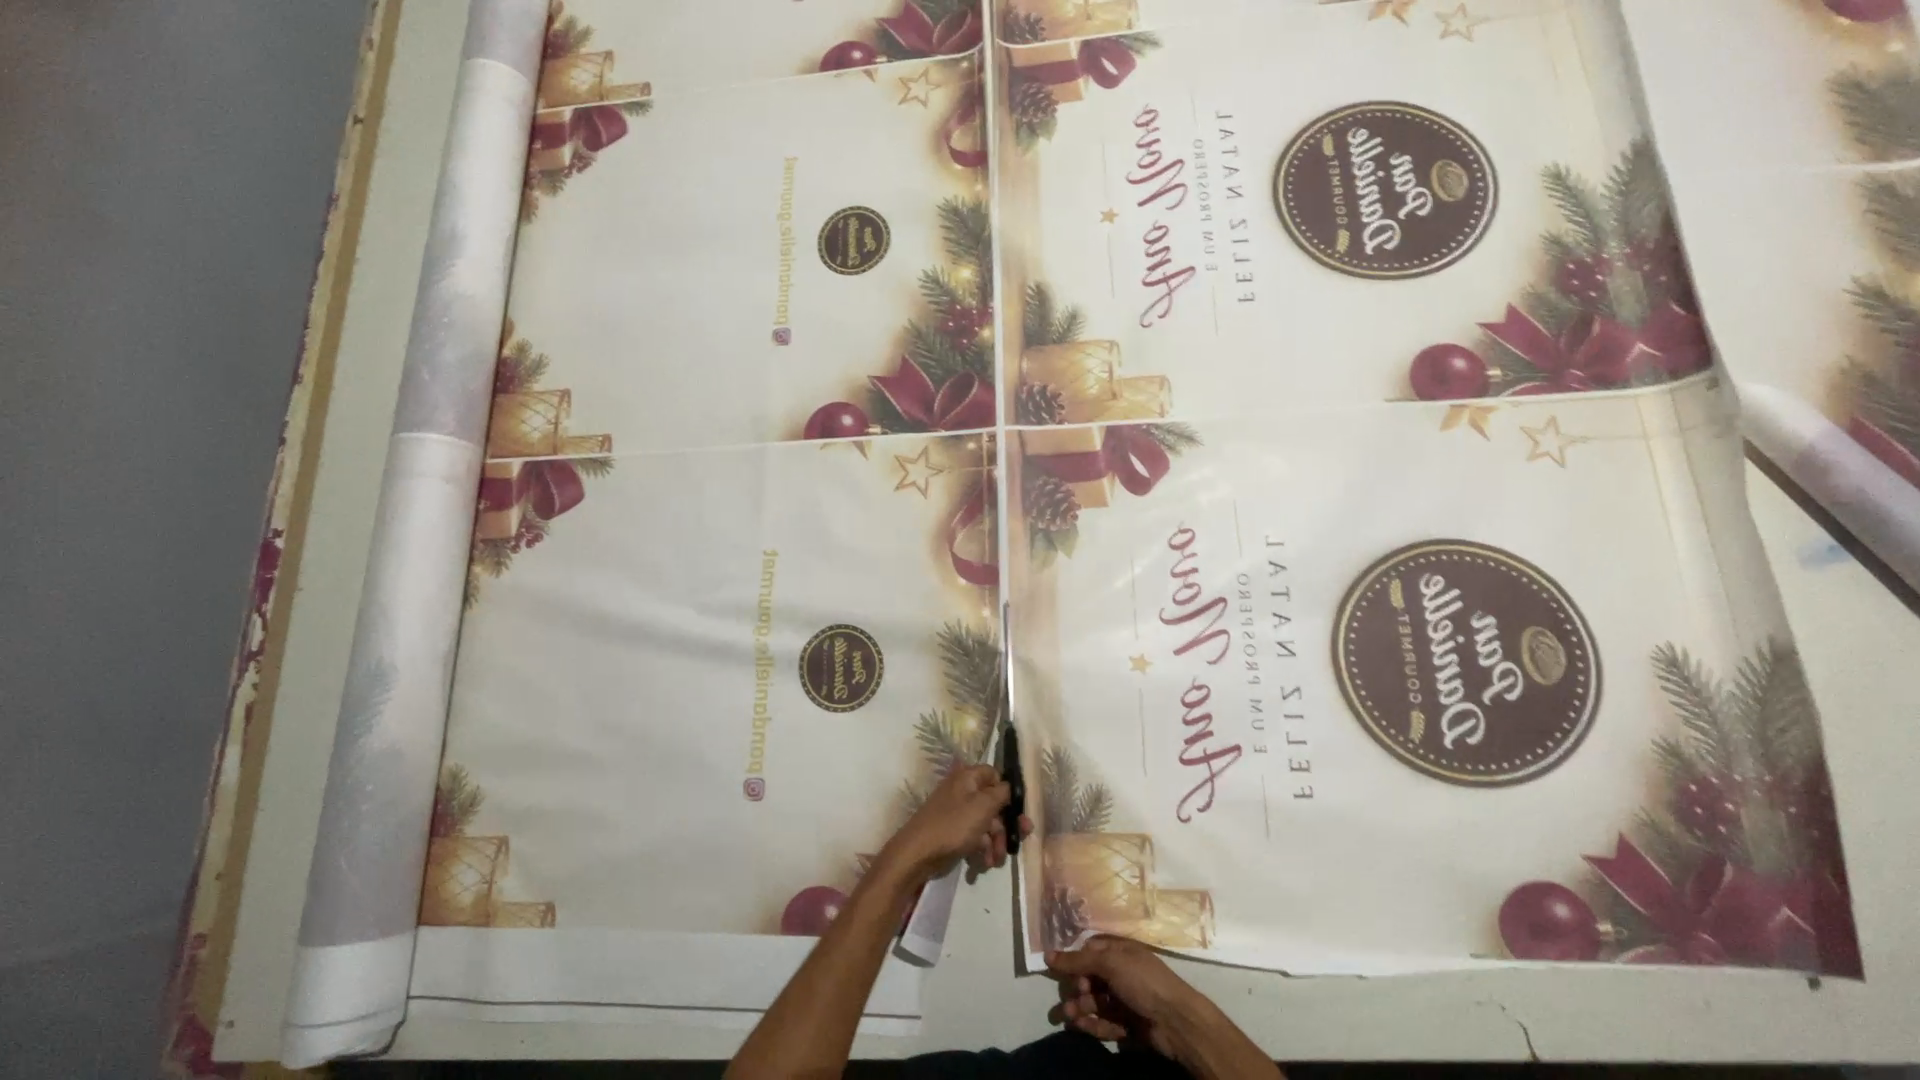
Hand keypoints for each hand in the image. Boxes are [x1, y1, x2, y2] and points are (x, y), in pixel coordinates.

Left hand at [877, 765, 1031, 883]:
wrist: (917, 854)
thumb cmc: (953, 826)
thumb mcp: (983, 806)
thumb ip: (1001, 793)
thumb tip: (1008, 786)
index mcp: (967, 778)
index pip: (994, 774)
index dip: (1006, 790)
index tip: (1016, 808)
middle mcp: (963, 792)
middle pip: (993, 802)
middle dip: (1007, 823)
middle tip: (1020, 838)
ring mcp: (957, 813)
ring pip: (986, 823)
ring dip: (996, 841)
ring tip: (997, 860)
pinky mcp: (954, 833)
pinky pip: (975, 837)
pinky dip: (983, 848)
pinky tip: (986, 864)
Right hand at [1045, 936, 1200, 1059]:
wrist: (1175, 1021)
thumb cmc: (1143, 982)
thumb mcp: (1110, 963)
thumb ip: (1078, 961)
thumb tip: (1048, 955)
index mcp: (1120, 953)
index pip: (1091, 952)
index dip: (1075, 960)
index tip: (1061, 969)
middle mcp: (1121, 974)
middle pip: (1090, 978)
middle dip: (1077, 987)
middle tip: (1074, 995)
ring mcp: (1124, 1000)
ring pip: (1094, 1002)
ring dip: (1080, 1007)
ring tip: (1069, 1014)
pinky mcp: (1126, 1024)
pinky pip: (1103, 1022)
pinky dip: (1091, 1024)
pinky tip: (1080, 1026)